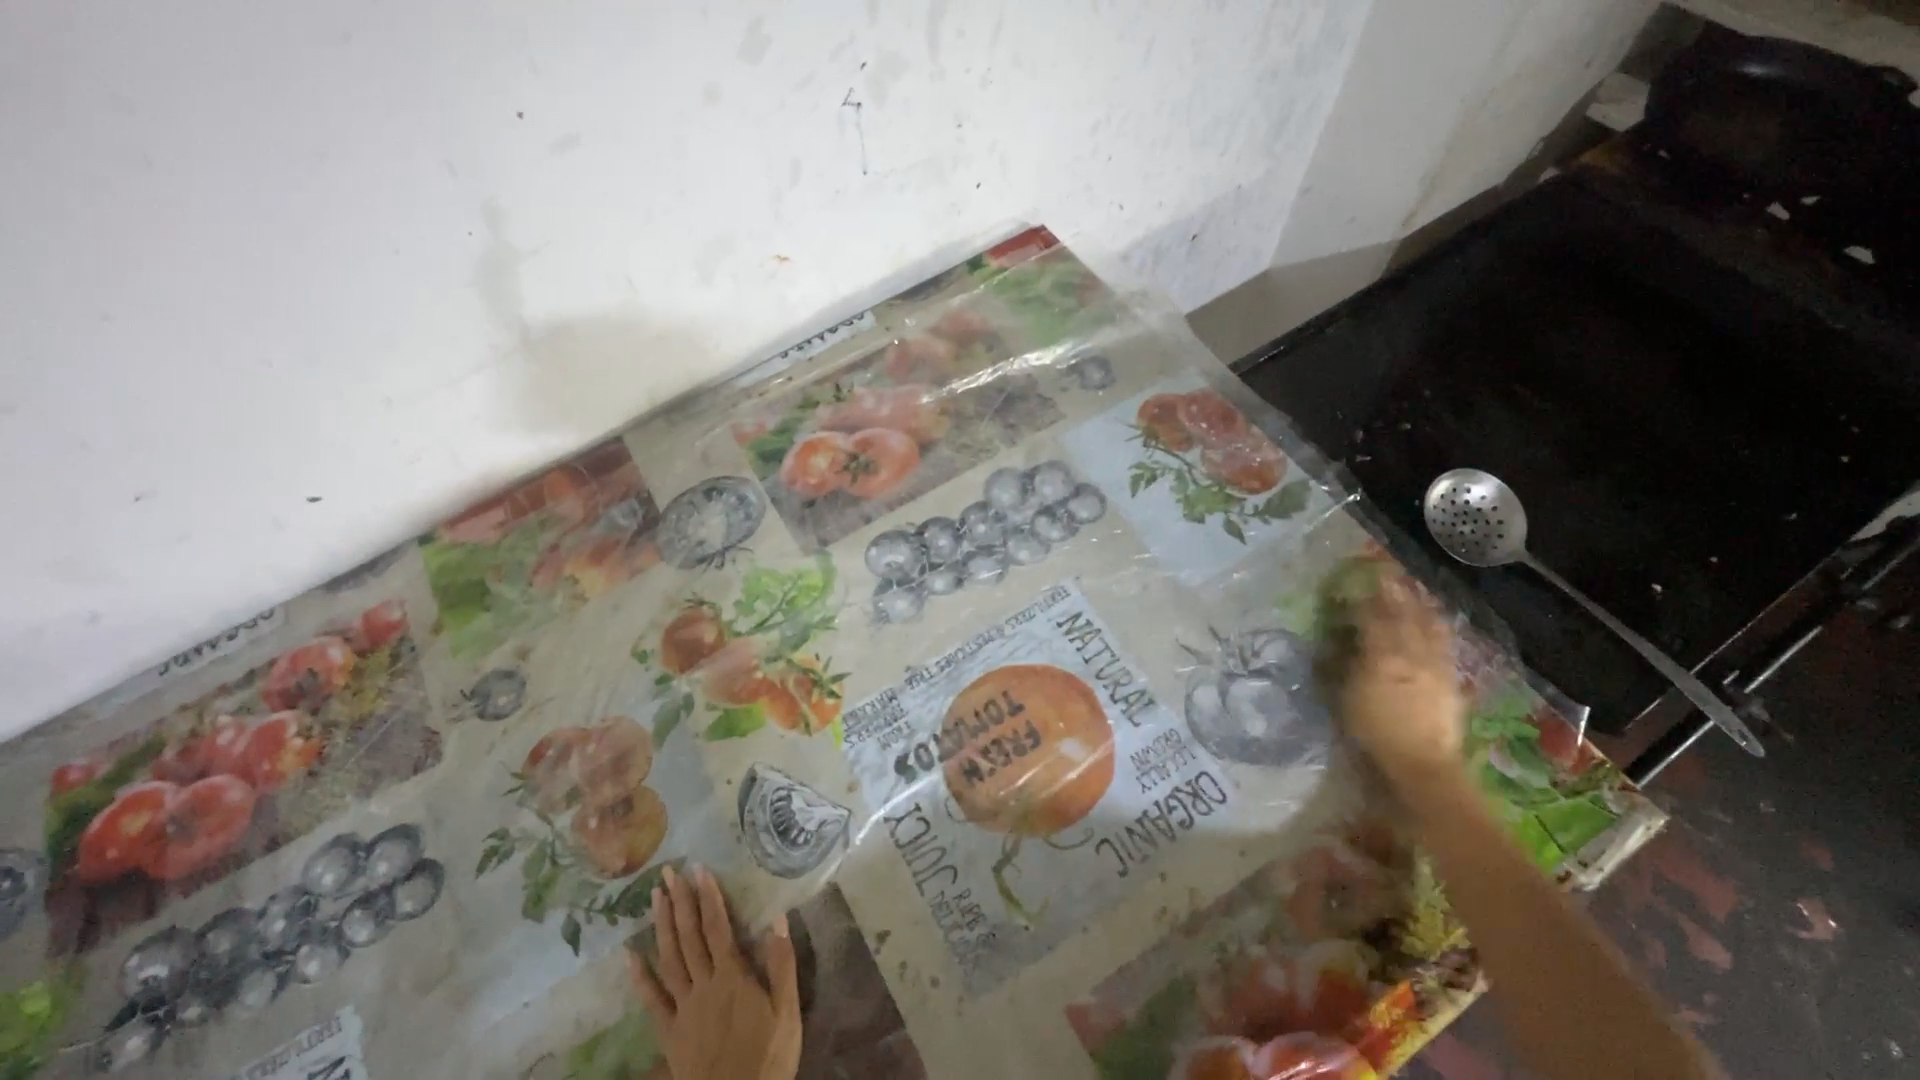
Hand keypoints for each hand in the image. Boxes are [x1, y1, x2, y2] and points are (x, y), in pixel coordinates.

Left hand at [628, 865, 801, 1079]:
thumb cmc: (769, 1058)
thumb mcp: (788, 1012)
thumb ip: (782, 965)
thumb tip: (777, 920)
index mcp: (734, 978)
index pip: (719, 928)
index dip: (709, 897)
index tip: (699, 870)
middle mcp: (704, 985)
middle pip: (689, 937)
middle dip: (680, 902)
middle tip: (669, 872)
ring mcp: (684, 1008)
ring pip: (669, 959)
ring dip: (662, 925)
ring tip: (655, 897)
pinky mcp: (670, 1032)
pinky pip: (652, 1000)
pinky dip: (640, 976)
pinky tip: (629, 955)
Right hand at [1337, 568, 1464, 785]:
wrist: (1422, 765)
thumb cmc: (1373, 734)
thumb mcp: (1345, 699)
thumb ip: (1341, 666)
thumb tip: (1334, 643)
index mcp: (1382, 655)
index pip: (1371, 616)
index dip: (1363, 598)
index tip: (1354, 582)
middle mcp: (1411, 652)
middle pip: (1404, 614)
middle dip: (1395, 592)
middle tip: (1388, 573)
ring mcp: (1435, 665)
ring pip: (1429, 625)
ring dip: (1421, 604)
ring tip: (1416, 589)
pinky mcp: (1450, 679)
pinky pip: (1444, 643)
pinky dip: (1438, 627)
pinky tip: (1436, 622)